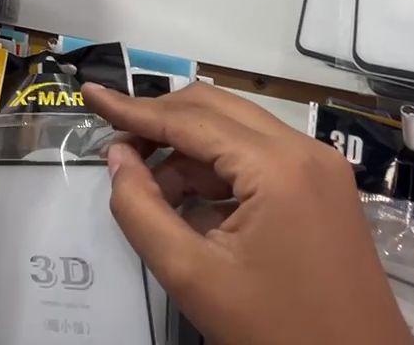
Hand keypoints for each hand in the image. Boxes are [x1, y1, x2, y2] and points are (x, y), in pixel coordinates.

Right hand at [85, 83, 411, 344]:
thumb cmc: (278, 333)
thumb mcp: (192, 276)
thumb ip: (140, 209)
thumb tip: (117, 157)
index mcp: (277, 166)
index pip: (187, 118)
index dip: (131, 107)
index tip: (89, 93)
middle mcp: (303, 150)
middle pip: (212, 108)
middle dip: (158, 122)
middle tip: (118, 150)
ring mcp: (320, 167)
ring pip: (232, 129)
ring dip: (185, 149)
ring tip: (152, 192)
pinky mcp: (325, 188)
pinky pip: (256, 155)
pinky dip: (216, 169)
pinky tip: (191, 207)